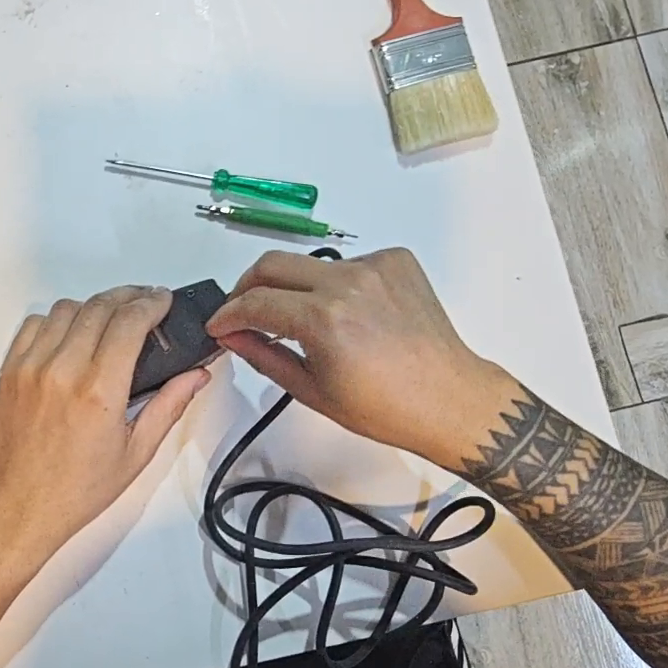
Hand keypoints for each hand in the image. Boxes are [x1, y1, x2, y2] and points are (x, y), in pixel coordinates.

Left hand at [0, 286, 210, 561]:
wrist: (20, 507)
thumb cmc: (75, 489)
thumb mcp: (136, 454)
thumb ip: (169, 406)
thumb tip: (196, 376)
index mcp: (98, 391)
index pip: (129, 321)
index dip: (151, 303)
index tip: (162, 301)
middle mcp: (62, 371)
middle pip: (100, 306)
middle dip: (128, 297)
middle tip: (144, 303)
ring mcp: (31, 368)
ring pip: (66, 309)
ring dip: (94, 306)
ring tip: (110, 319)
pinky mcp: (9, 372)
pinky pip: (34, 325)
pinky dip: (57, 320)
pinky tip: (71, 334)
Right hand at [205, 248, 521, 470]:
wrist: (448, 399)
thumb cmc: (385, 407)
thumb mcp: (311, 390)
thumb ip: (264, 355)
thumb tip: (232, 336)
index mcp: (324, 319)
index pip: (255, 302)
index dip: (228, 315)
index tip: (220, 326)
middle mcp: (347, 282)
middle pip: (273, 264)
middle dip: (247, 287)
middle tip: (242, 311)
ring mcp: (374, 267)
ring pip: (309, 264)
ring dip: (291, 287)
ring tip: (297, 320)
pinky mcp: (395, 261)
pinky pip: (345, 264)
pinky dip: (332, 285)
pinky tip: (342, 313)